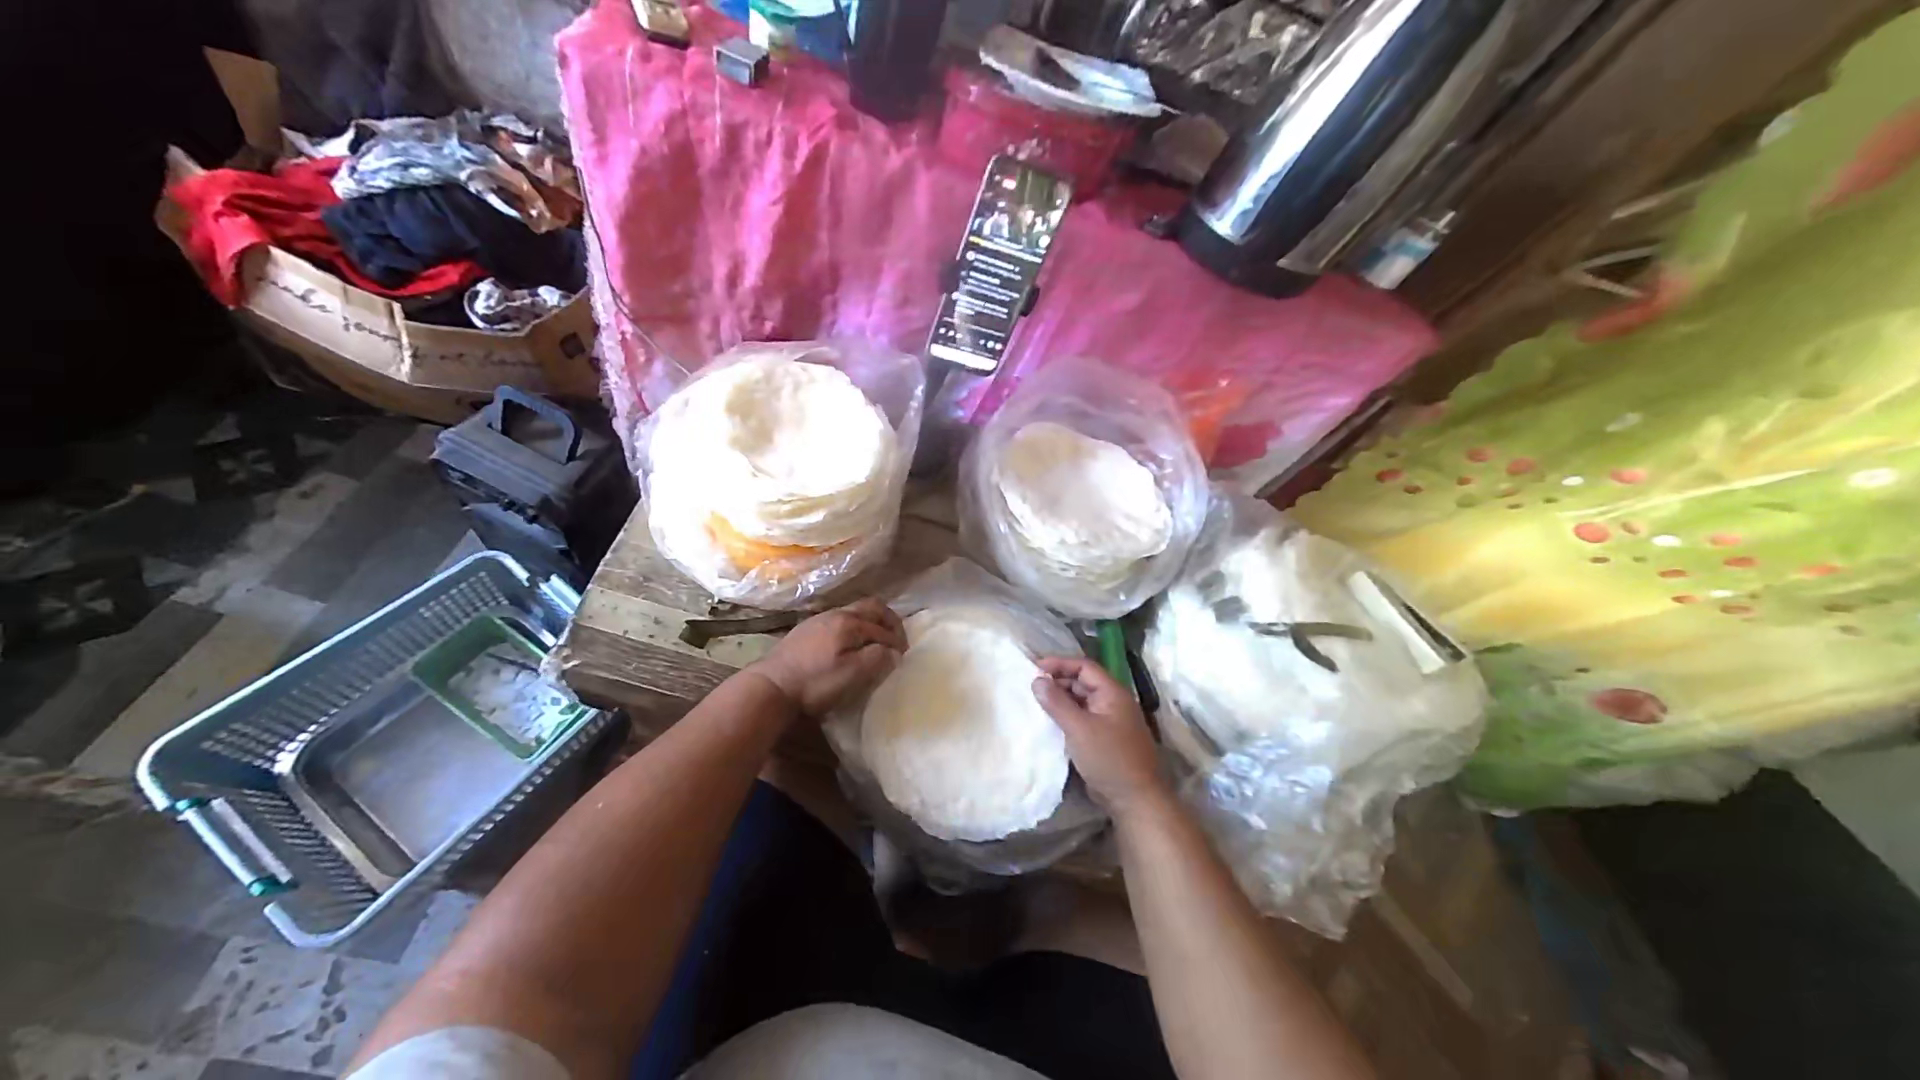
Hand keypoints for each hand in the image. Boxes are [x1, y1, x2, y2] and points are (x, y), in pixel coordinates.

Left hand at [747, 597, 906, 718]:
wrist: (771, 686)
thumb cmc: (815, 683)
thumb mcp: (853, 675)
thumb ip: (878, 659)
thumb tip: (894, 651)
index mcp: (850, 622)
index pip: (883, 626)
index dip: (897, 641)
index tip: (903, 657)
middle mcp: (836, 613)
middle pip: (871, 607)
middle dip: (888, 621)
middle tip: (896, 640)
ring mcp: (819, 619)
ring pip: (853, 612)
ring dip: (870, 624)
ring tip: (875, 644)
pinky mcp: (806, 630)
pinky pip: (839, 620)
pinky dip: (853, 628)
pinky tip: (849, 646)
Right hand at [1031, 656, 1170, 819]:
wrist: (1134, 798)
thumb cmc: (1109, 758)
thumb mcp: (1079, 728)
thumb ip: (1057, 702)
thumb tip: (1037, 680)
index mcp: (1112, 693)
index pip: (1084, 667)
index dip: (1059, 664)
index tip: (1033, 668)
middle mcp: (1112, 702)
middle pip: (1082, 682)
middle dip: (1057, 681)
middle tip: (1030, 687)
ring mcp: (1109, 721)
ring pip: (1081, 701)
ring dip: (1060, 699)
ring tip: (1035, 703)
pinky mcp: (1103, 738)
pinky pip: (1082, 718)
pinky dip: (1065, 716)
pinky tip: (1049, 722)